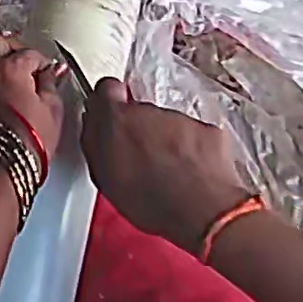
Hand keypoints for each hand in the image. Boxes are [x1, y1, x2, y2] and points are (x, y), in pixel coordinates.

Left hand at [0, 33, 65, 158]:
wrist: (3, 163)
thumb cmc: (29, 138)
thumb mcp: (53, 108)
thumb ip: (51, 83)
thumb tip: (52, 72)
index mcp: (10, 67)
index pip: (30, 52)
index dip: (44, 61)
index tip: (51, 71)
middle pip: (0, 44)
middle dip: (16, 48)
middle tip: (32, 63)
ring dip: (4, 63)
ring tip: (23, 79)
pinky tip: (11, 92)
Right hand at [81, 79, 252, 250]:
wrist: (202, 213)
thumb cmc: (148, 199)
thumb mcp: (104, 176)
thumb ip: (94, 142)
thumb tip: (94, 129)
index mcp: (114, 118)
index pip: (106, 88)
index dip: (109, 100)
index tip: (111, 115)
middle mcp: (146, 111)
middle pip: (138, 110)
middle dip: (139, 128)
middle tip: (141, 156)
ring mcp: (179, 119)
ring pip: (167, 124)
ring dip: (166, 141)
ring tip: (169, 171)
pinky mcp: (208, 130)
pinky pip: (195, 135)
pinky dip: (193, 150)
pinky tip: (192, 174)